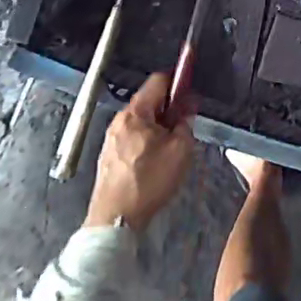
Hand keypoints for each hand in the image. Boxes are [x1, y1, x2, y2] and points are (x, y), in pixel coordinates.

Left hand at [84, 73, 194, 228]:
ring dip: (160, 126)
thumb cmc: (149, 181)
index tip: (192, 88)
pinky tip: (158, 160)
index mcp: (135, 114)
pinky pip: (133, 137)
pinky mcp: (109, 157)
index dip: (178, 80)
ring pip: (142, 121)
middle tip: (186, 124)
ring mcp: (111, 140)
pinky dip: (148, 140)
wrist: (117, 220)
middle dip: (170, 108)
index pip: (158, 81)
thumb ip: (186, 122)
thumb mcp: (181, 148)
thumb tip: (187, 107)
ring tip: (174, 146)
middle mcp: (118, 122)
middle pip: (149, 101)